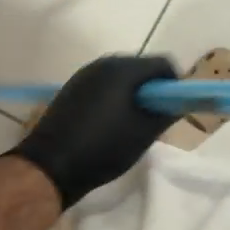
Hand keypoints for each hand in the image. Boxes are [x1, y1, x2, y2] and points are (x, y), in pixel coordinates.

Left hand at [8, 55, 179, 207]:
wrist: (51, 165)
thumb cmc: (103, 148)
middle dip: (153, 89)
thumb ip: (167, 113)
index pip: (162, 64)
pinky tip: (110, 123)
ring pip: (120, 77)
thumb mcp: (144, 134)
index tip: (174, 108)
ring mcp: (83, 75)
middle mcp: (102, 64)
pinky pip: (102, 85)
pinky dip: (114, 97)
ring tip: (132, 124)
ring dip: (133, 94)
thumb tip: (178, 103)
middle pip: (140, 67)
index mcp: (122, 69)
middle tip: (155, 118)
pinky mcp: (71, 88)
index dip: (174, 84)